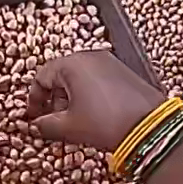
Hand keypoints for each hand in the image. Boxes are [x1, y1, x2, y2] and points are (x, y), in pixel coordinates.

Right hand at [24, 50, 165, 152]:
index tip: (34, 116)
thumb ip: (45, 124)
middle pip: (60, 75)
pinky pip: (95, 80)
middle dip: (52, 99)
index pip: (41, 77)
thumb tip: (35, 125)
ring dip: (69, 98)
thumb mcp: (68, 126)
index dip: (34, 99)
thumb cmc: (105, 122)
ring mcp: (109, 63)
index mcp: (72, 64)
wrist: (149, 126)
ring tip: (71, 121)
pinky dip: (86, 96)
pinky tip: (90, 116)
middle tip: (51, 120)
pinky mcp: (122, 73)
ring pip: (78, 78)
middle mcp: (90, 57)